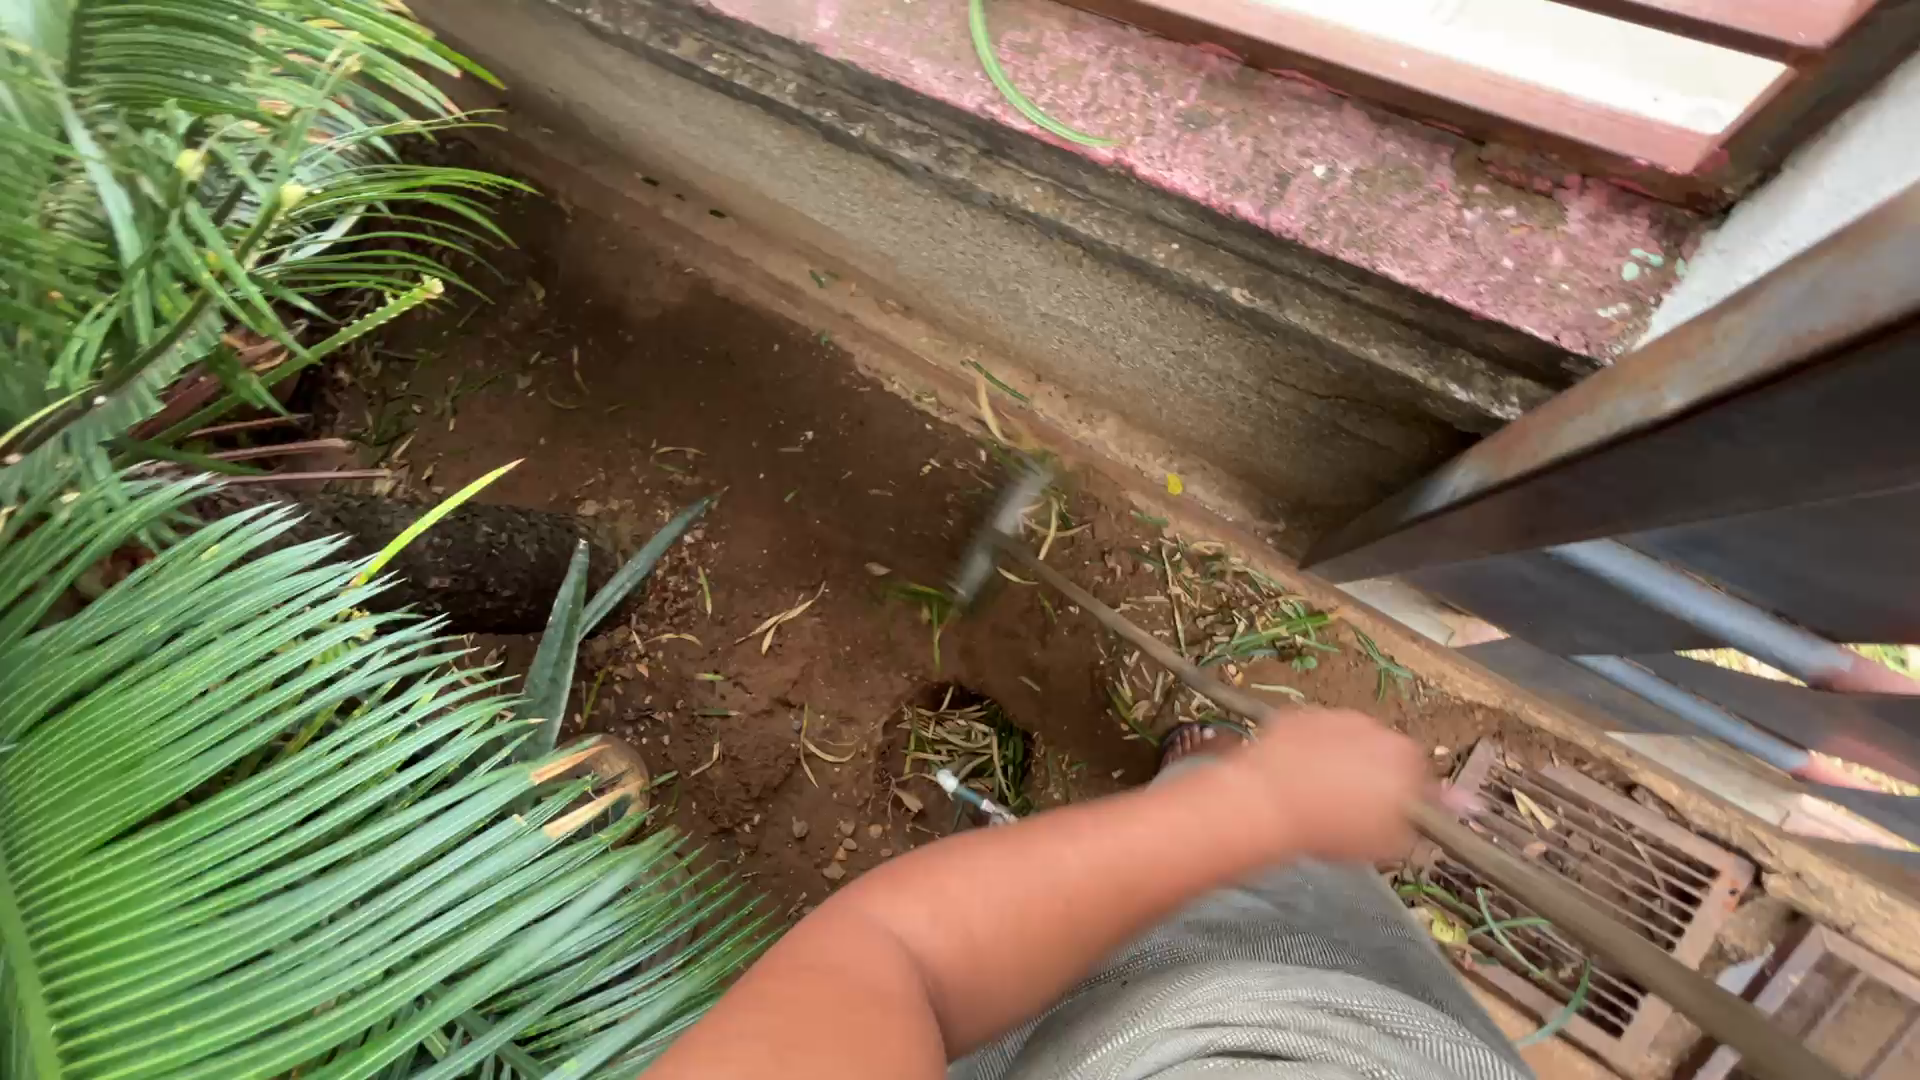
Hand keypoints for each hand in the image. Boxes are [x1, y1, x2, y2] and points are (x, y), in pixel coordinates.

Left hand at [1218, 707, 1425, 862]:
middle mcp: (1372, 727)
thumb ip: (1422, 820)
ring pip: (1348, 737)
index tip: (1394, 811)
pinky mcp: (1296, 714)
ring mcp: (1331, 715)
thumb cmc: (1333, 826)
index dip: (1407, 794)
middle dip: (1374, 772)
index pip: (1421, 773)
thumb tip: (1448, 806)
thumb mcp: (1391, 841)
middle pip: (1383, 750)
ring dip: (1341, 756)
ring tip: (1321, 788)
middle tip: (1356, 802)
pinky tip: (1298, 772)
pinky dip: (1310, 746)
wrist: (1268, 800)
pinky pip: (1313, 731)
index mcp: (1405, 755)